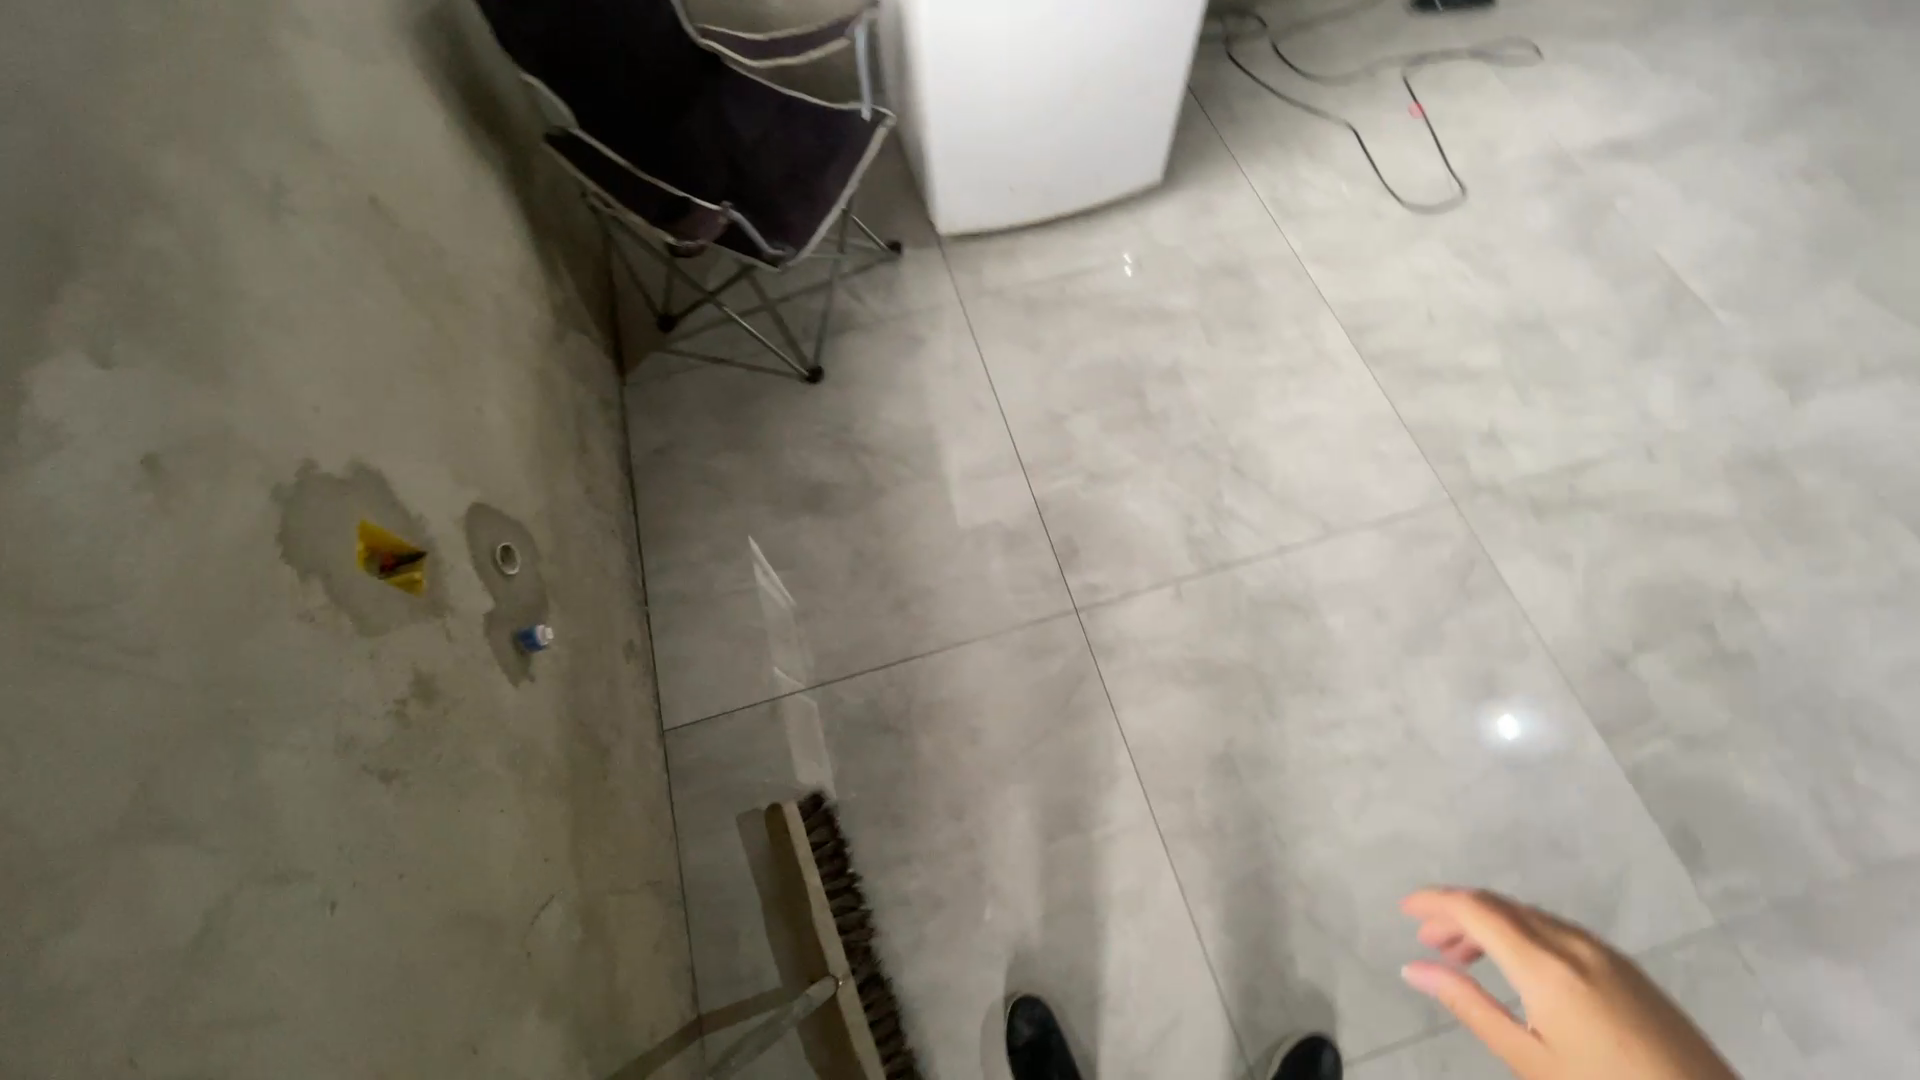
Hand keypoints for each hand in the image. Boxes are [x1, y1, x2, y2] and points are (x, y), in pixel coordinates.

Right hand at [1398, 887, 1738, 1079]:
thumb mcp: (1529, 1059)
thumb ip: (1468, 1006)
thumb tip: (1413, 968)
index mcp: (1544, 964)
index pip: (1475, 908)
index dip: (1434, 901)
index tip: (1404, 910)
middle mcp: (1573, 944)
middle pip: (1501, 906)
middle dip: (1457, 914)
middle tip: (1429, 941)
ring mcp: (1607, 954)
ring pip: (1529, 916)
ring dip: (1490, 924)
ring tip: (1466, 958)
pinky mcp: (1629, 970)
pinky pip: (1558, 931)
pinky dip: (1523, 935)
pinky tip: (1519, 967)